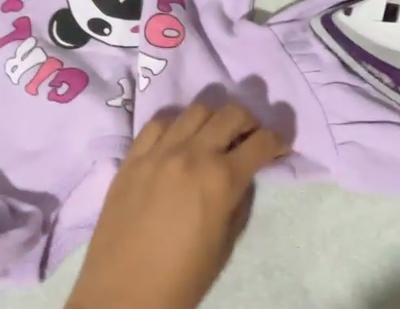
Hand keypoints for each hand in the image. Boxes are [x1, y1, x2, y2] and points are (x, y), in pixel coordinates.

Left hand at [68, 101, 286, 308]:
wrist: (120, 300)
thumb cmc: (181, 281)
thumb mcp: (226, 243)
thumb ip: (239, 199)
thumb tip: (243, 176)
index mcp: (222, 180)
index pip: (263, 141)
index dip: (278, 141)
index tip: (279, 148)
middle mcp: (193, 155)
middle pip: (233, 113)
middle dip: (251, 122)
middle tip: (249, 139)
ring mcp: (159, 153)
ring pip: (198, 109)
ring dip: (215, 118)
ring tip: (213, 136)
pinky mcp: (132, 159)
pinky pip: (159, 122)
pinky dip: (176, 124)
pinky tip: (178, 141)